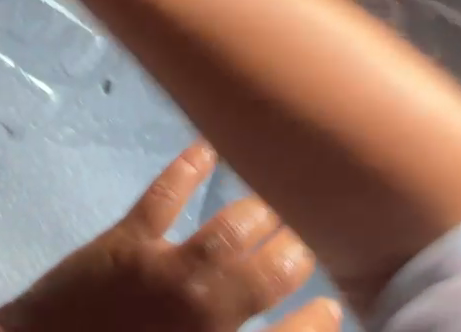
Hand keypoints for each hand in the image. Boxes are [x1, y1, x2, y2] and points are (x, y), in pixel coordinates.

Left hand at [0, 144, 340, 331]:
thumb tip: (288, 317)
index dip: (316, 320)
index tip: (333, 303)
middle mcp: (202, 311)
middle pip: (267, 273)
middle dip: (296, 250)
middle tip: (312, 229)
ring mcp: (164, 272)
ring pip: (225, 232)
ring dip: (256, 211)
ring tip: (276, 195)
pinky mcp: (127, 241)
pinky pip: (163, 197)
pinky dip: (186, 168)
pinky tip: (206, 147)